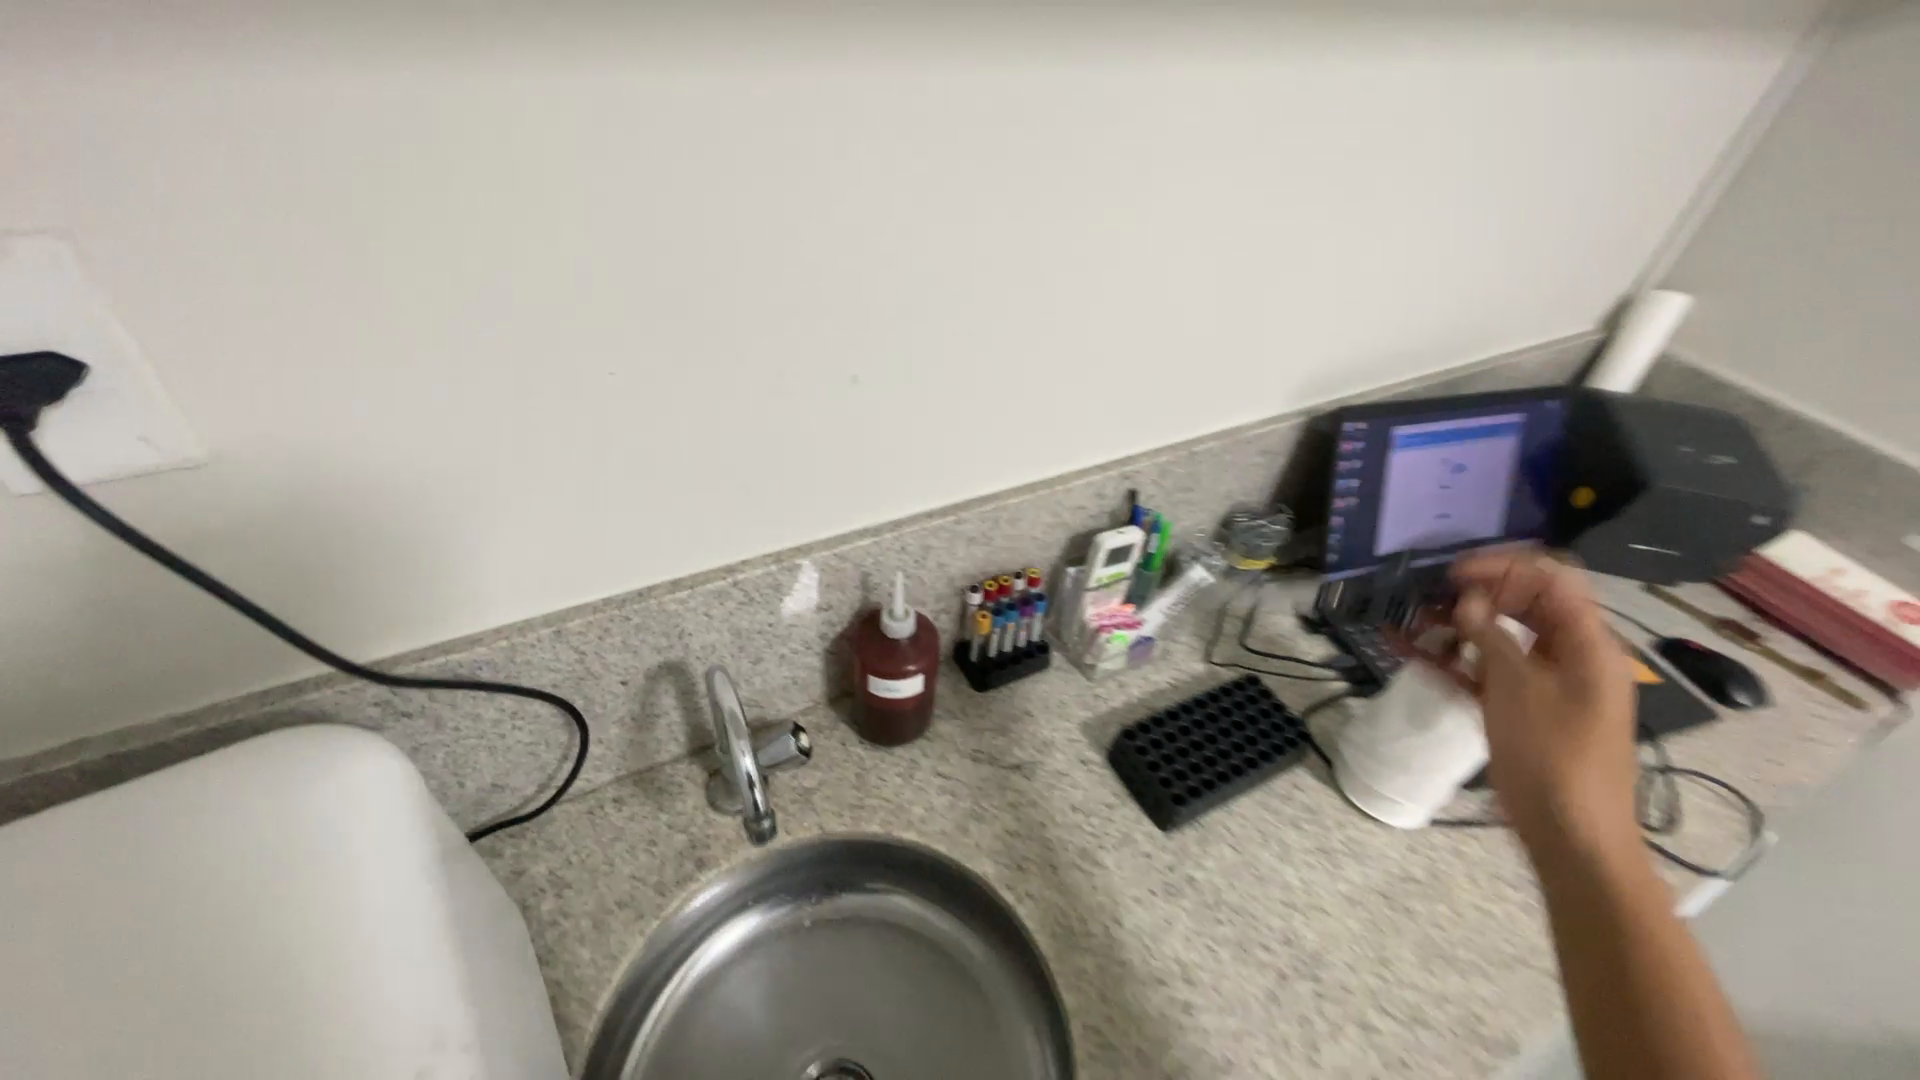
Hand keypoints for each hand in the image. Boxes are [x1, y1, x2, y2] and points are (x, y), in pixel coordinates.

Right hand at [1426, 548, 1640, 850]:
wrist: (1571, 835)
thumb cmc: (1554, 757)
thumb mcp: (1518, 689)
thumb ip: (1492, 637)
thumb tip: (1469, 600)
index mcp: (1587, 643)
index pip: (1552, 579)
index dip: (1504, 566)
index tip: (1453, 574)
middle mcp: (1569, 654)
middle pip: (1524, 605)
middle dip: (1474, 595)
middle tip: (1426, 598)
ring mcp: (1544, 681)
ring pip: (1499, 637)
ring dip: (1456, 627)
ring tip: (1409, 624)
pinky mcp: (1521, 706)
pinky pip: (1486, 670)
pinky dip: (1454, 660)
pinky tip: (1413, 653)